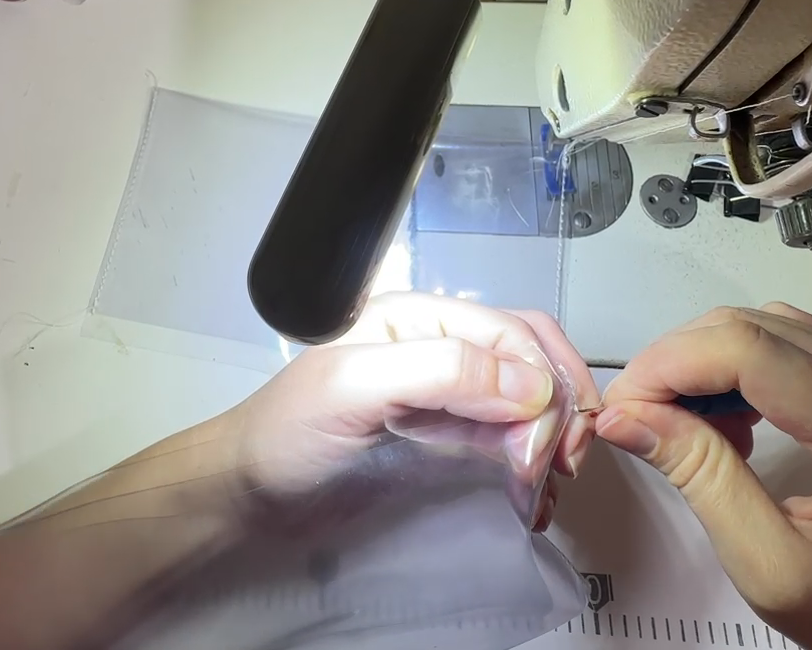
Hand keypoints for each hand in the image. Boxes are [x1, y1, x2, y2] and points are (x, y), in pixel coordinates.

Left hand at [219, 292, 597, 527]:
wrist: (253, 493)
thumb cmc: (287, 432)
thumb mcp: (352, 388)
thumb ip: (437, 372)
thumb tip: (528, 384)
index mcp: (416, 317)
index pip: (508, 332)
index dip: (540, 383)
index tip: (542, 450)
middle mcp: (437, 346)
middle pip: (528, 358)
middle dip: (558, 405)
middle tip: (558, 466)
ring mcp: (444, 393)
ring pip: (528, 397)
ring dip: (553, 435)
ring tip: (546, 487)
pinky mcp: (446, 437)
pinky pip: (509, 435)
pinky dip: (533, 460)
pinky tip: (530, 494)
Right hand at [596, 304, 811, 649]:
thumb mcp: (769, 568)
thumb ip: (699, 477)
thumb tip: (621, 414)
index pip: (753, 353)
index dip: (671, 363)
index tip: (624, 404)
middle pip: (756, 327)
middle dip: (678, 361)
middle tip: (641, 414)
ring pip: (768, 323)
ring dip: (706, 360)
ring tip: (688, 421)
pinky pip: (792, 339)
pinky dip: (738, 364)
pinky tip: (730, 414)